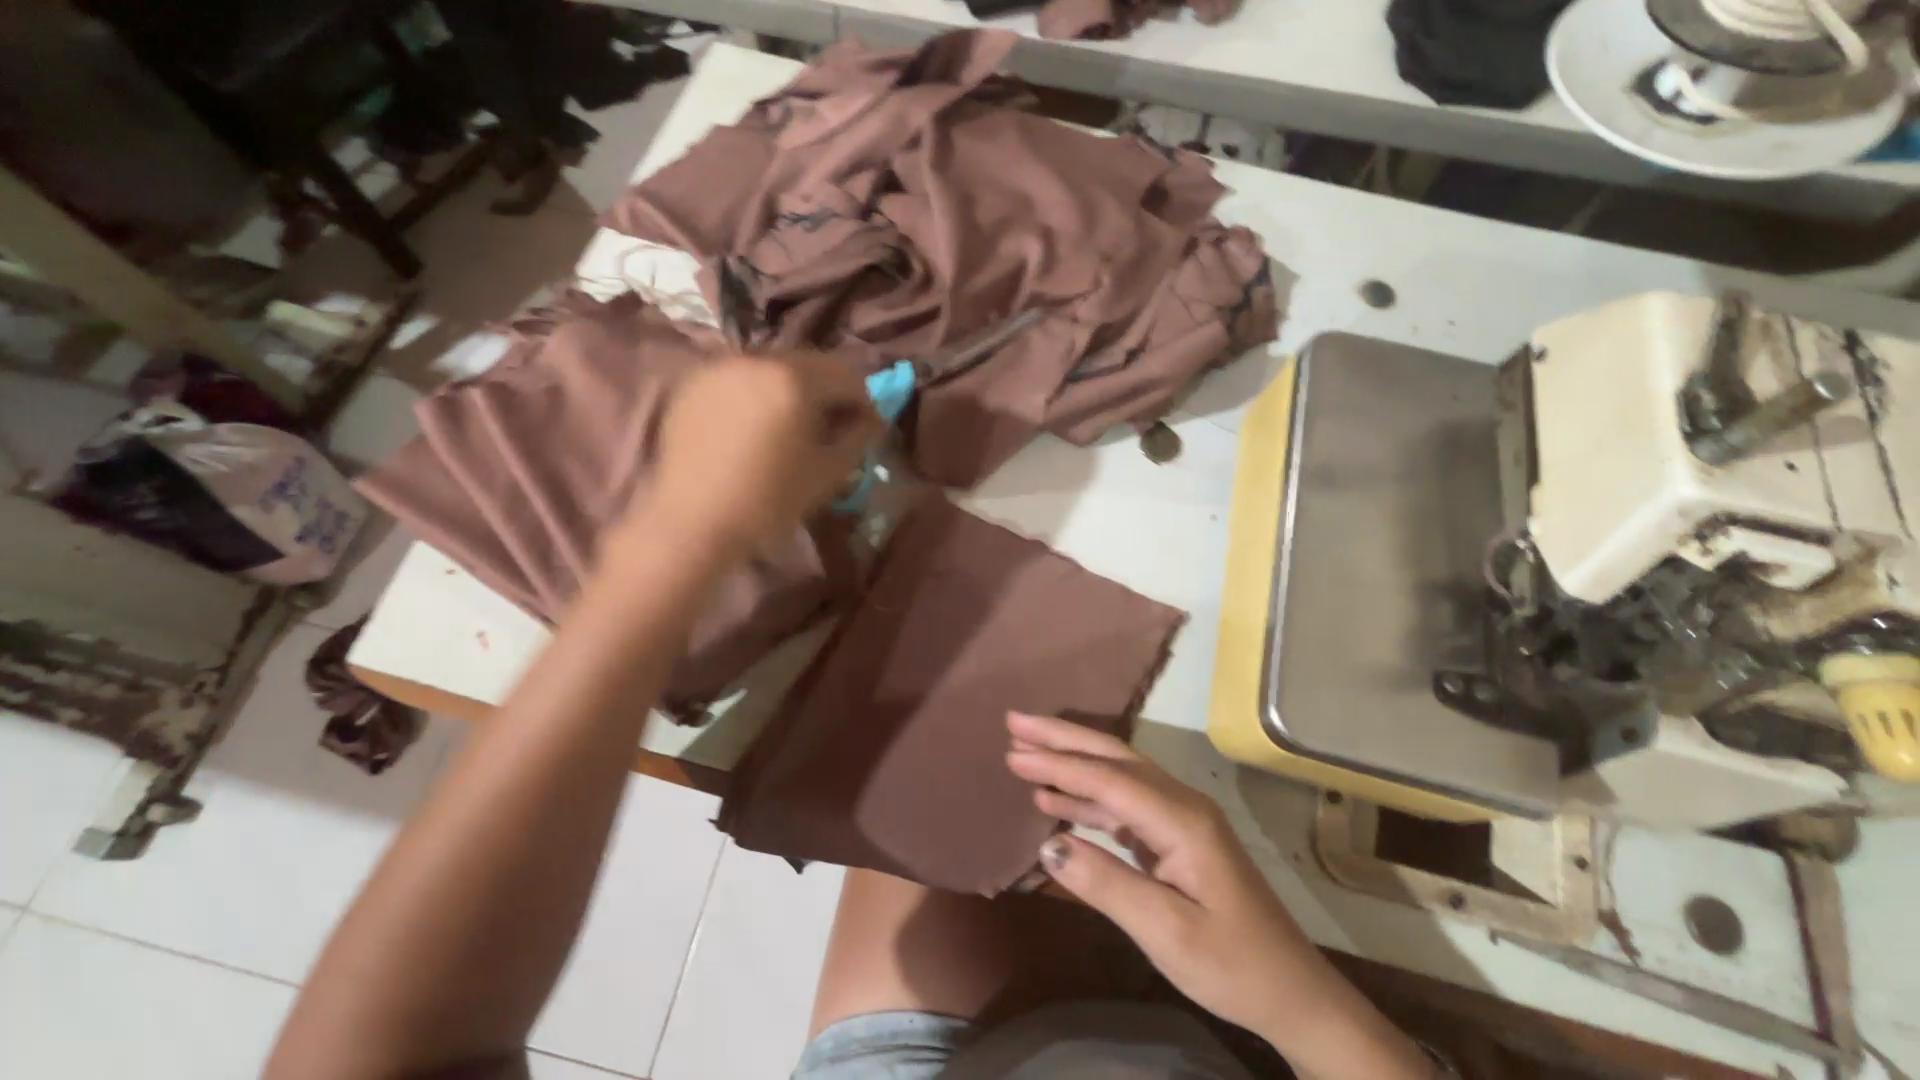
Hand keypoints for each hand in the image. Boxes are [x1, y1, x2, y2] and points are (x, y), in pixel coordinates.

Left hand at [640, 351, 880, 554]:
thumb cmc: (769, 501)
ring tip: (787, 431)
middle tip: (827, 429)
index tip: (863, 430)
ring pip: (771, 369)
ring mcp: (718, 368)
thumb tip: (874, 418)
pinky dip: (754, 397)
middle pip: (807, 364)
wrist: (692, 522)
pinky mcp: (692, 384)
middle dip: (824, 392)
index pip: (846, 373)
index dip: (862, 401)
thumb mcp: (828, 472)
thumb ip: (859, 436)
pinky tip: (751, 432)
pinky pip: (738, 380)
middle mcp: (755, 359)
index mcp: (793, 378)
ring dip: (788, 392)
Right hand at [1004, 712, 1323, 1042]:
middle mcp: (1184, 807)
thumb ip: (1106, 884)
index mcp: (1183, 821)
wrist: (1290, 992)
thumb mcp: (1166, 932)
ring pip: (1120, 778)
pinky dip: (1089, 798)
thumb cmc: (1231, 964)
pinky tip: (1058, 801)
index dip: (1059, 764)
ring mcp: (1183, 822)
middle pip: (1116, 760)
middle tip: (1015, 723)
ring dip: (1073, 765)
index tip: (1013, 751)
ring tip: (1025, 754)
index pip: (1109, 780)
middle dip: (1064, 740)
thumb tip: (1047, 844)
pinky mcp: (1179, 841)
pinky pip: (1125, 805)